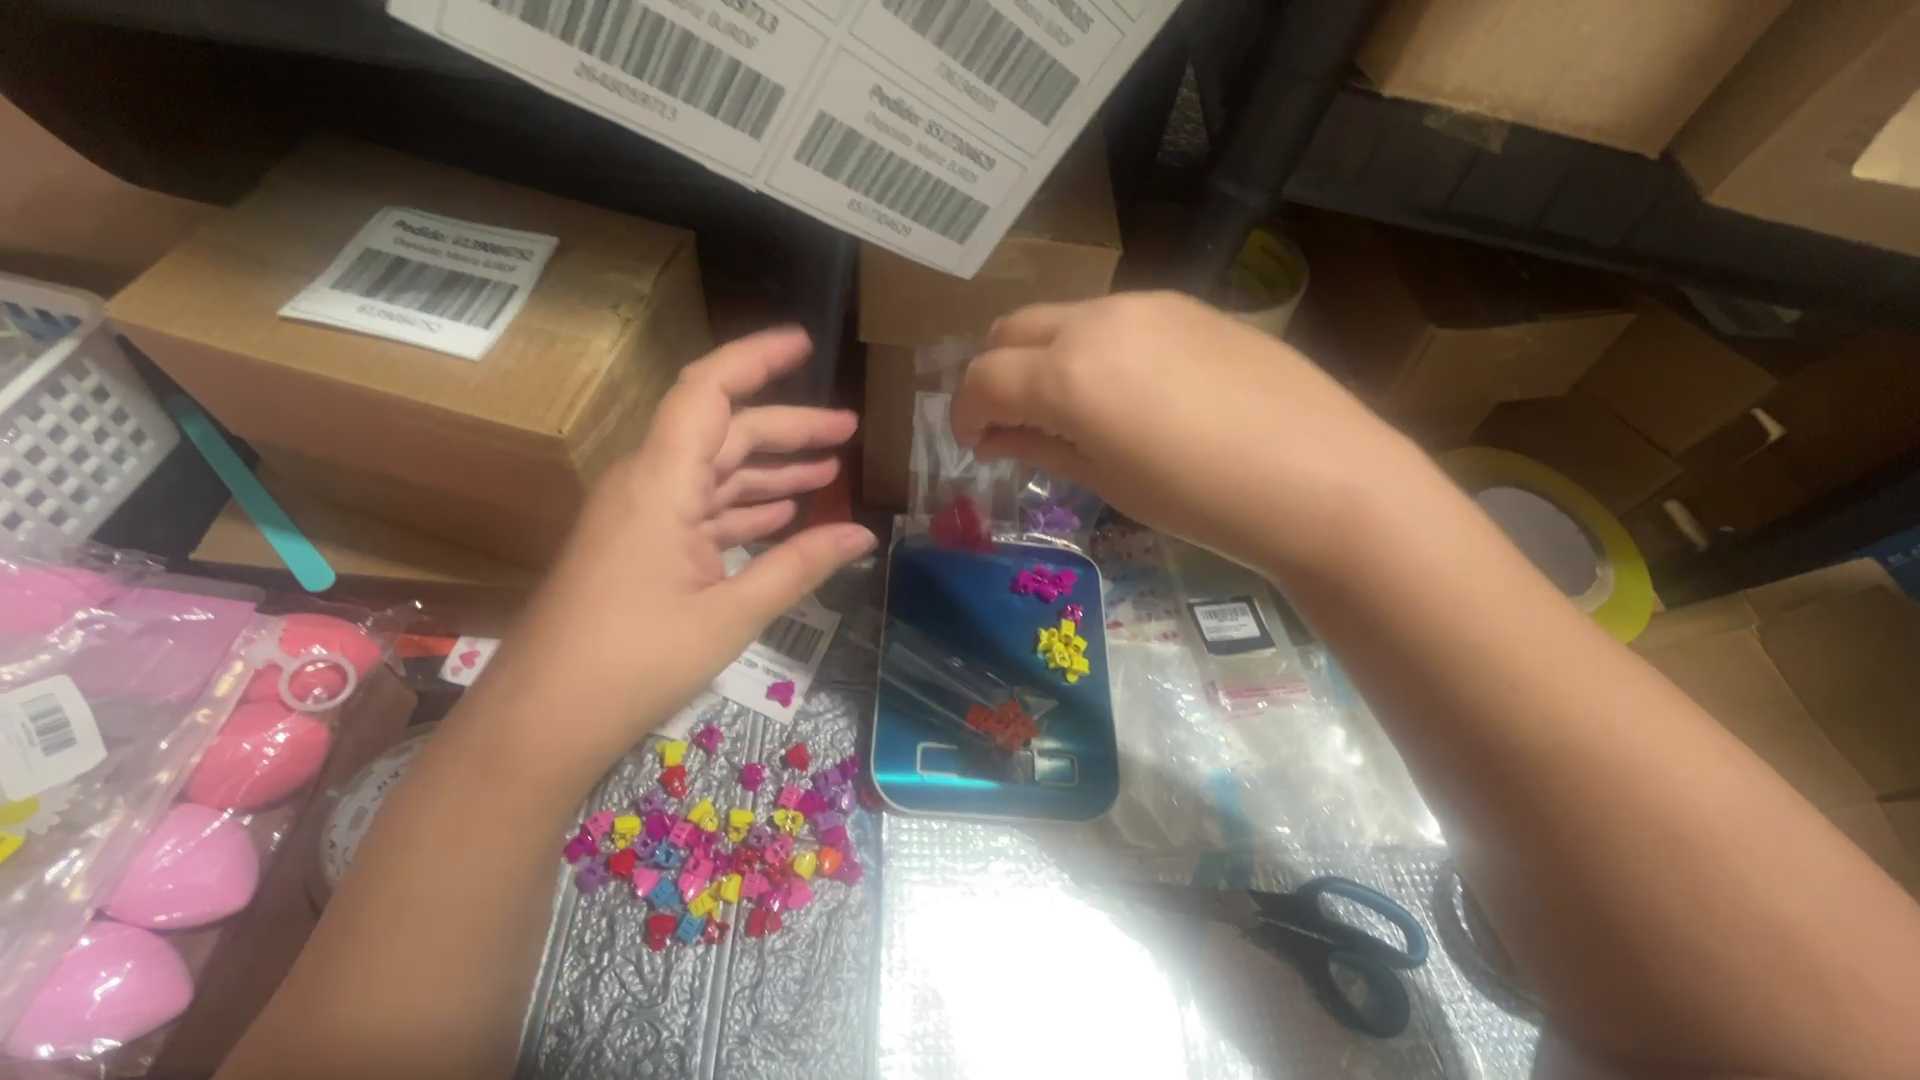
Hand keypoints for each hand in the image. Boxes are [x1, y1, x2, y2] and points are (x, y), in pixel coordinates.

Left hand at [468, 328, 875, 772]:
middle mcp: (647, 485)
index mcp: (660, 483)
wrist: (543, 720)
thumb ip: (798, 566)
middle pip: (722, 432)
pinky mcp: (639, 549)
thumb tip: (864, 534)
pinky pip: (699, 511)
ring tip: (830, 470)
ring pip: (713, 473)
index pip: (706, 391)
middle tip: (847, 432)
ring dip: (769, 470)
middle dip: (786, 428)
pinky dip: (742, 508)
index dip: (754, 358)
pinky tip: (782, 514)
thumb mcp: (729, 615)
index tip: (804, 342)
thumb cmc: (634, 662)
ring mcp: (640, 518)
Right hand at [949, 292, 1437, 575]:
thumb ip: (1040, 446)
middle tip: (1009, 420)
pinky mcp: (1188, 304)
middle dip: (995, 373)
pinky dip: (1091, 347)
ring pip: (1063, 317)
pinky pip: (1114, 317)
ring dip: (1043, 356)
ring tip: (1068, 407)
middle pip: (1012, 330)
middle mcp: (1097, 321)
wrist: (1322, 478)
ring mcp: (1147, 304)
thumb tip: (995, 435)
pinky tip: (1125, 390)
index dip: (964, 413)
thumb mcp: (1108, 482)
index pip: (983, 379)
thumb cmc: (1203, 502)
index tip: (973, 444)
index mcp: (1068, 374)